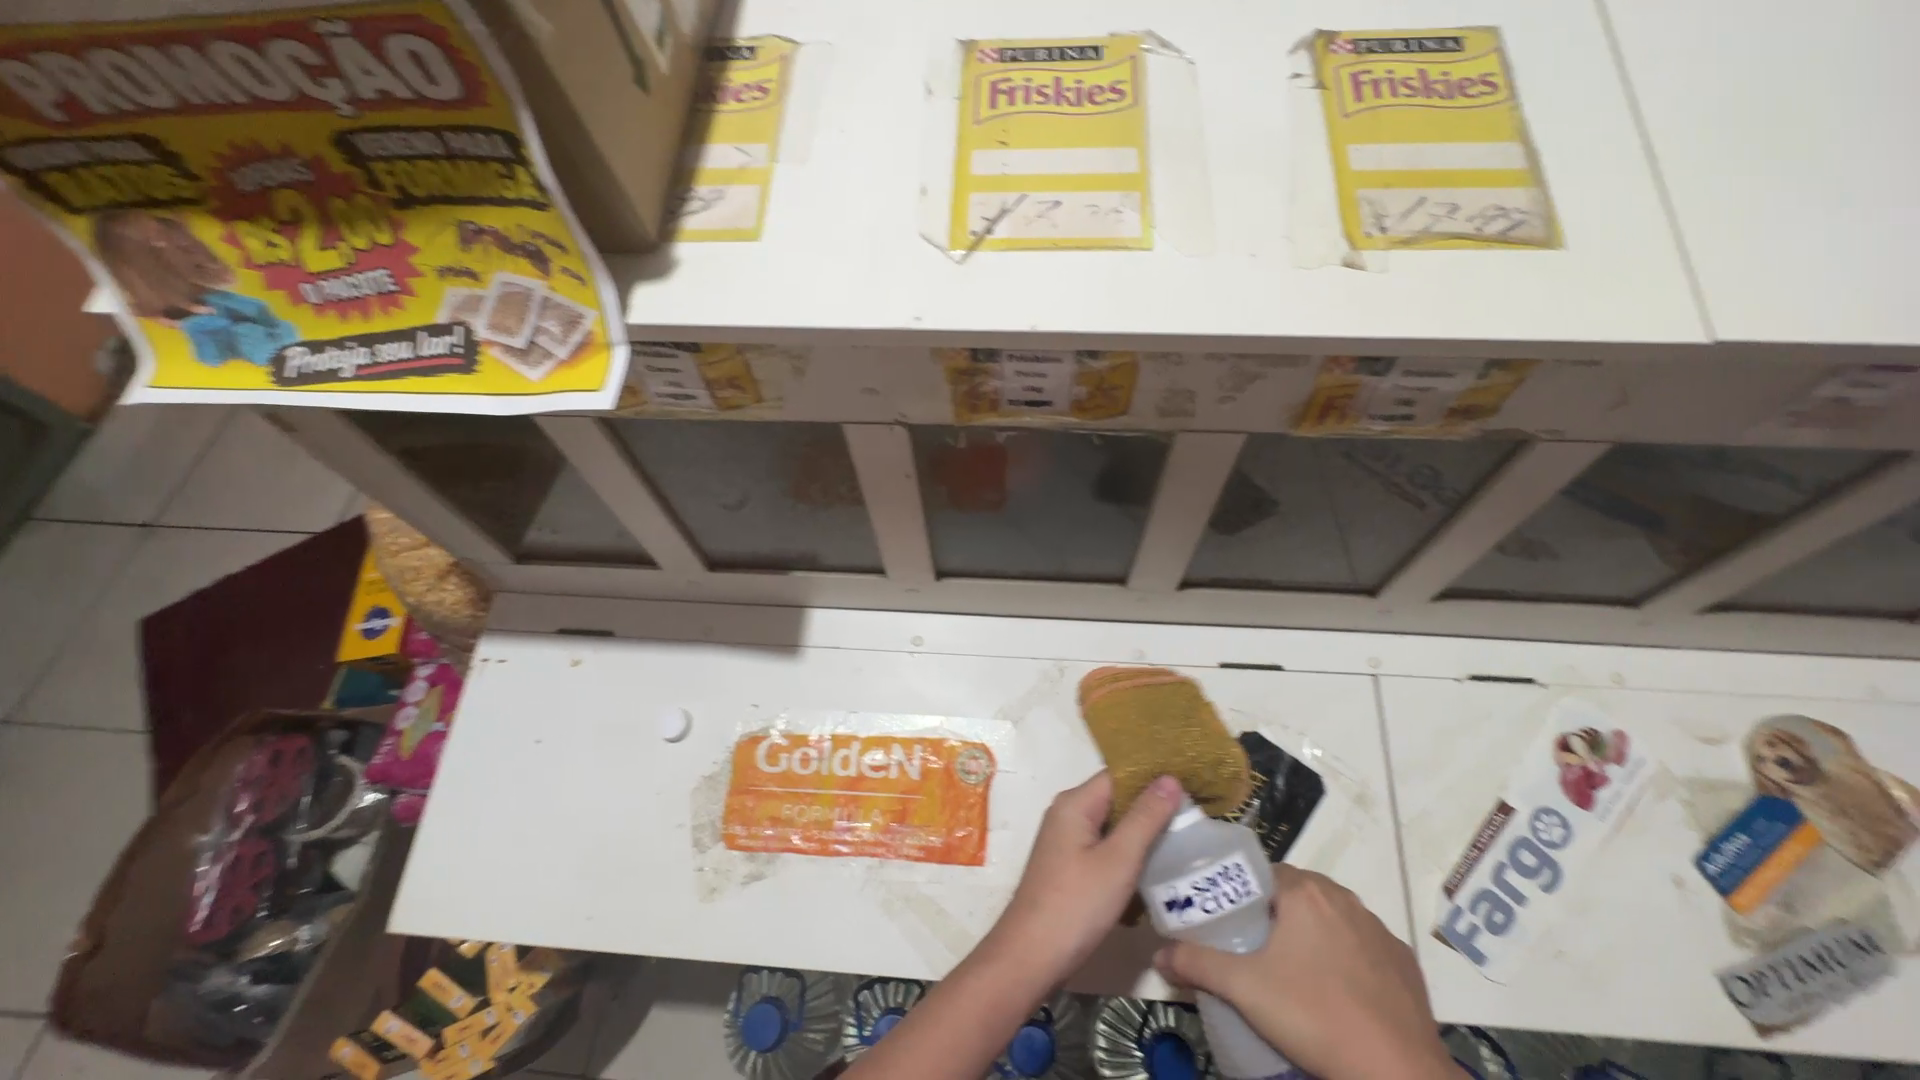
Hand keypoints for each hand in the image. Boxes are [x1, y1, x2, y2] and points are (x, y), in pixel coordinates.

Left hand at [986, 771, 1181, 982]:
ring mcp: (1066, 841)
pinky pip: (1105, 848)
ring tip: (1186, 837)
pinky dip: (1128, 853)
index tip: (1192, 783)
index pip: (1119, 774)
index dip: (1154, 777)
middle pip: (1116, 798)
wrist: (1033, 955)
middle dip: (1152, 806)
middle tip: (1196, 813)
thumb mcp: (1119, 859)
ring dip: (1143, 832)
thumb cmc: (1077, 904)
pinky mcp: (1070, 867)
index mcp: (1074, 803)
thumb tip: (1170, 777)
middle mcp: (1067, 814)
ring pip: (1113, 826)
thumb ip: (1145, 817)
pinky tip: (1156, 866)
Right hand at [1154, 865, 1452, 1079]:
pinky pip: (1364, 949)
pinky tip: (1336, 994)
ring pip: (1334, 919)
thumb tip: (1158, 955)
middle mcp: (1346, 899)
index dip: (1242, 893)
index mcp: (1305, 893)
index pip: (1264, 872)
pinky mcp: (1405, 964)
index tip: (1228, 922)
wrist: (1395, 1072)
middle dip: (1275, 915)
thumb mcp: (1242, 989)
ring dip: (1312, 935)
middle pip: (1298, 894)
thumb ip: (1196, 963)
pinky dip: (1347, 961)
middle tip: (1252, 950)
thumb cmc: (1312, 1015)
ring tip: (1293, 974)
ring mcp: (1381, 931)